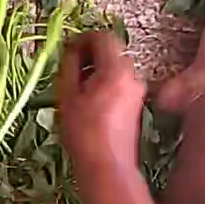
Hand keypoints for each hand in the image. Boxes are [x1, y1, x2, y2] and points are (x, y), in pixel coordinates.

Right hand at [57, 30, 147, 200]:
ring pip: (114, 70)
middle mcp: (132, 75)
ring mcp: (137, 91)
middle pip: (110, 52)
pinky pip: (119, 85)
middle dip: (89, 57)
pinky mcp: (136, 105)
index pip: (102, 37)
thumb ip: (69, 67)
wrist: (107, 166)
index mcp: (116, 69)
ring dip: (96, 73)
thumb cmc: (83, 132)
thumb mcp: (68, 96)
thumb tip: (71, 51)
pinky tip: (89, 106)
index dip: (82, 39)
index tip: (67, 51)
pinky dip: (104, 86)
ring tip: (76, 93)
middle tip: (68, 73)